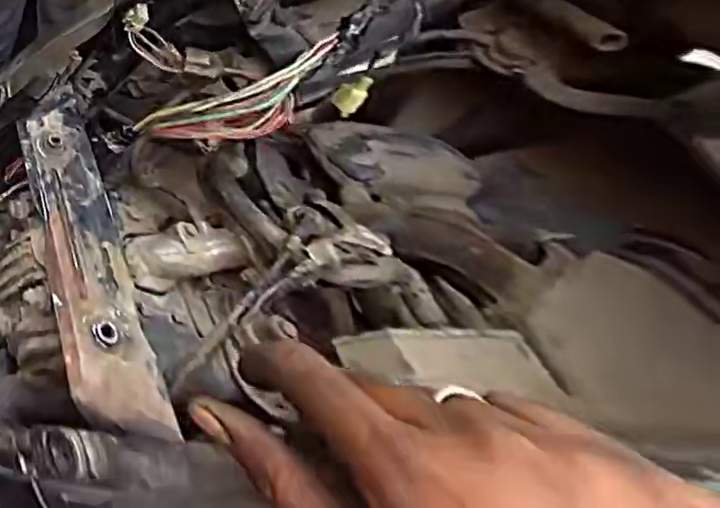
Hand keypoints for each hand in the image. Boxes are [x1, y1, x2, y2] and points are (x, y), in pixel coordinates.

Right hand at [190, 340, 718, 507]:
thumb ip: (285, 479)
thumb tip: (219, 417)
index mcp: (407, 467)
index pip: (306, 372)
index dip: (273, 367)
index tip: (266, 375)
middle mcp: (478, 442)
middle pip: (381, 393)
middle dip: (371, 425)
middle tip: (389, 480)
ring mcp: (567, 455)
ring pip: (461, 406)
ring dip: (452, 439)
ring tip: (476, 501)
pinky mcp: (642, 475)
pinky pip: (544, 423)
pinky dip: (526, 449)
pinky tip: (538, 500)